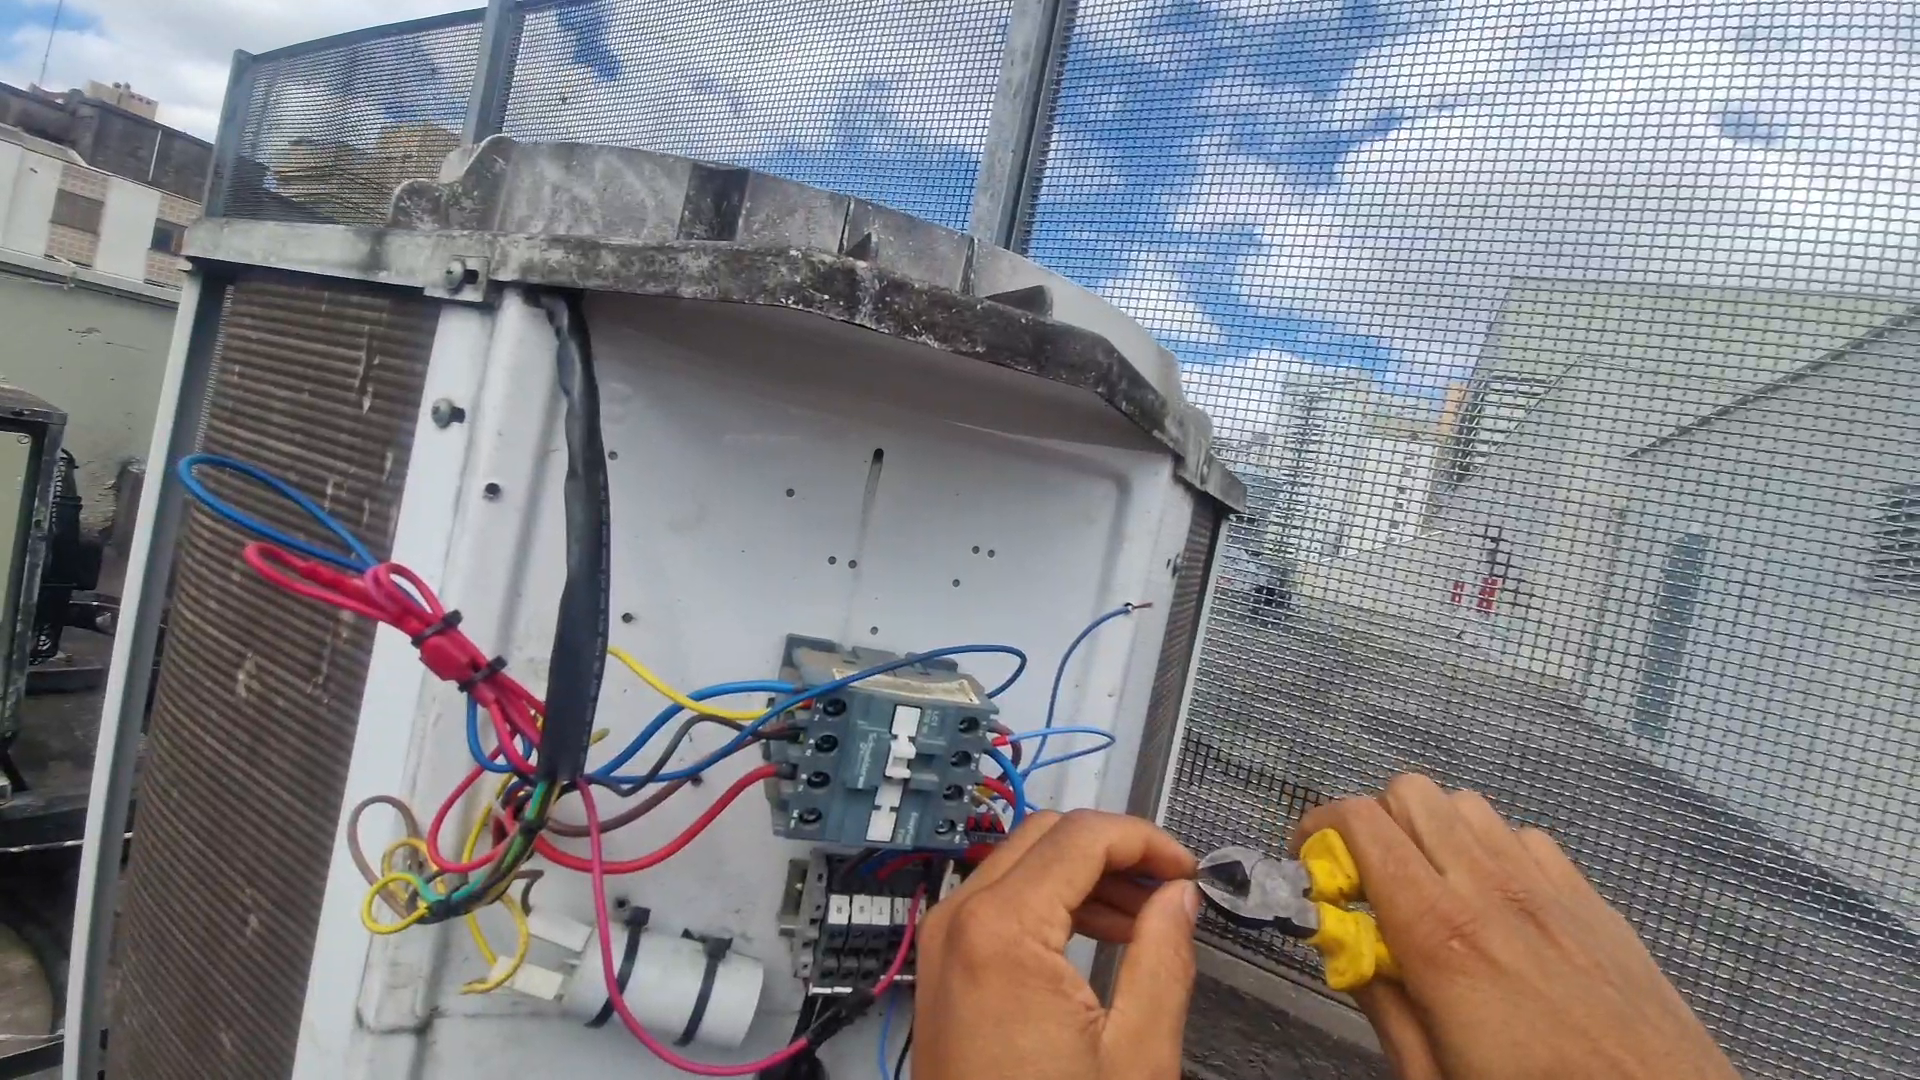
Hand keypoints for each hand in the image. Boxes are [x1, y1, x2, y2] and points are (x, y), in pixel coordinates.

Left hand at [913, 809, 1200, 1079]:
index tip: (1187, 867)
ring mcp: (945, 937)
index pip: (1081, 836)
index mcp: (1001, 928)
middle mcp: (960, 916)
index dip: (1144, 839)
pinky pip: (1002, 899)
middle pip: (1047, 835)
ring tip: (1143, 916)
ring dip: (1085, 874)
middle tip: (1168, 885)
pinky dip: (1052, 901)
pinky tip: (1098, 935)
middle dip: (1113, 850)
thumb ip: (1164, 958)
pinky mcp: (944, 961)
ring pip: (1023, 860)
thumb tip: (1179, 895)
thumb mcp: (1136, 1059)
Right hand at [1296, 774, 1740, 1079]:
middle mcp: (1491, 888)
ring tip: (1434, 887)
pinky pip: (1524, 838)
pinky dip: (1493, 853)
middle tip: (1372, 879)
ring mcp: (1550, 890)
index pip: (1360, 821)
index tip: (1314, 869)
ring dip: (1434, 832)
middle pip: (1411, 793)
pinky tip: (1499, 907)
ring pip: (1465, 804)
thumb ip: (1378, 999)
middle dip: (1376, 823)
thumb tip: (1341, 943)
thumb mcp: (1430, 1076)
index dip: (1320, 829)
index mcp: (1439, 931)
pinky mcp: (1596, 904)